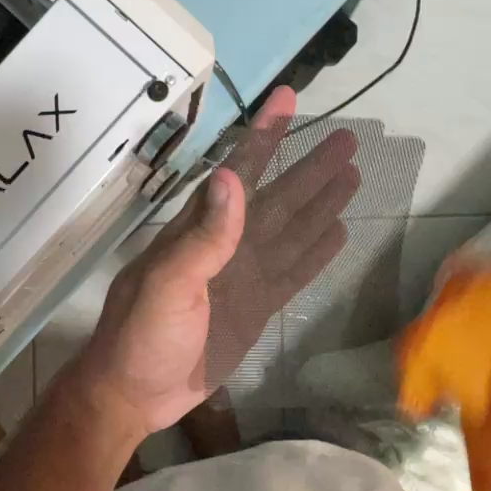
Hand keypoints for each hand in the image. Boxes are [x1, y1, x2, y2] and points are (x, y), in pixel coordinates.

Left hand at [60, 87, 359, 437]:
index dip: (264, 135)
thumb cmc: (142, 336)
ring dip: (320, 202)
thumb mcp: (168, 283)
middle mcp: (226, 245)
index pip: (240, 171)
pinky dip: (315, 252)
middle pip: (278, 197)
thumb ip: (203, 236)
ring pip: (292, 230)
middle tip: (349, 137)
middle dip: (309, 167)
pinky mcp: (256, 308)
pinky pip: (293, 271)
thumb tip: (229, 175)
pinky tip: (338, 232)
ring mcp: (243, 277)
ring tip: (352, 173)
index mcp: (199, 230)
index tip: (288, 98)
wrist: (137, 392)